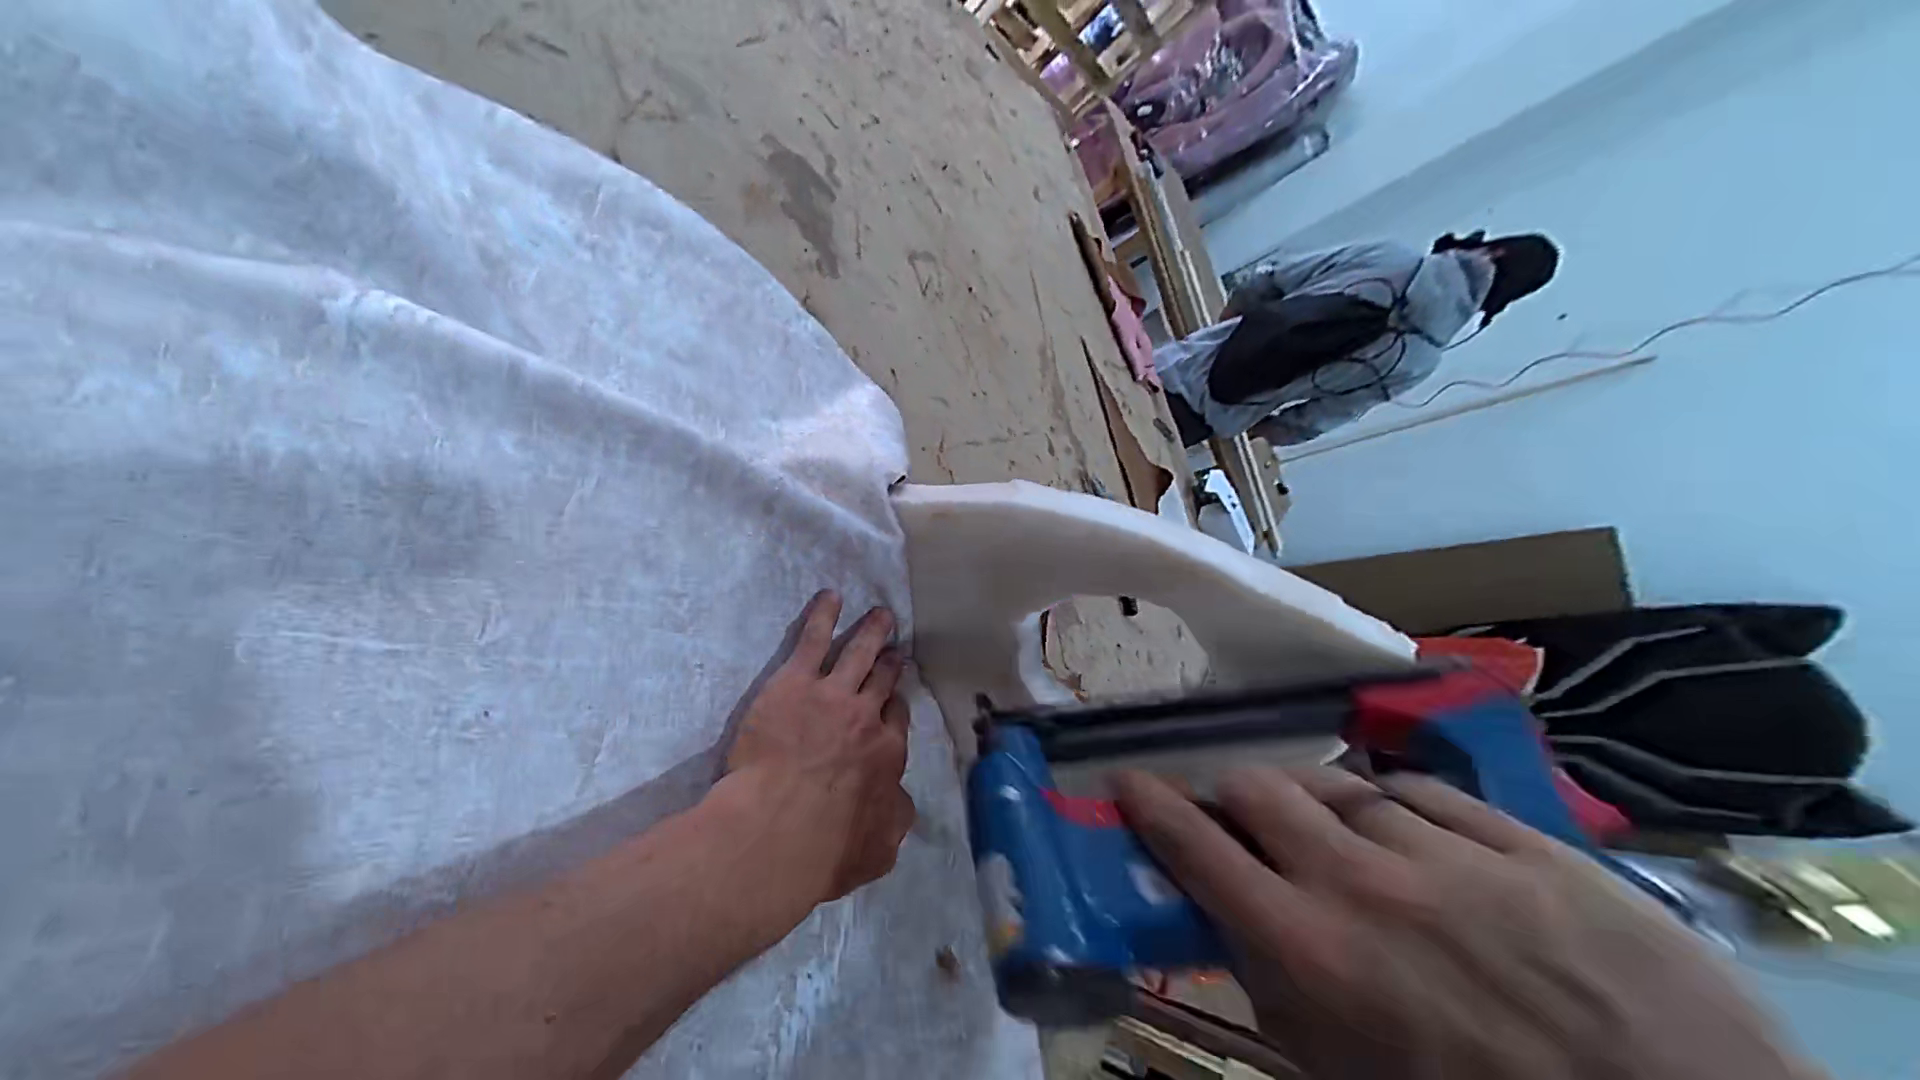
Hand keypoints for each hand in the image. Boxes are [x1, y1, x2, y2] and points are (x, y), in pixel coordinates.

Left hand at [726, 591, 914, 906]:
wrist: (777, 828)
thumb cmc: (824, 848)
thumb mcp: (877, 851)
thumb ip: (895, 821)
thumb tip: (900, 801)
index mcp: (886, 754)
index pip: (896, 718)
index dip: (894, 704)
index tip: (893, 697)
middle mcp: (866, 717)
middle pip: (883, 680)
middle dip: (891, 661)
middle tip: (895, 648)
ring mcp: (832, 694)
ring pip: (858, 653)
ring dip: (871, 631)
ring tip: (881, 615)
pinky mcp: (795, 682)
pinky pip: (813, 639)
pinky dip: (823, 616)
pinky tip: (829, 597)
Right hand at [1115, 767, 1816, 1079]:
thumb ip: (1274, 993)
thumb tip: (1227, 920)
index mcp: (1313, 953)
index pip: (1198, 848)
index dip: (1151, 805)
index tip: (1126, 779)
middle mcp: (1365, 885)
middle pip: (1260, 787)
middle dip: (1235, 794)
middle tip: (1241, 815)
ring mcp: (1452, 857)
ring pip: (1344, 786)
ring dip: (1321, 806)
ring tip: (1337, 832)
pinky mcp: (1530, 845)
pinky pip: (1429, 794)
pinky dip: (1402, 809)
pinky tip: (1416, 837)